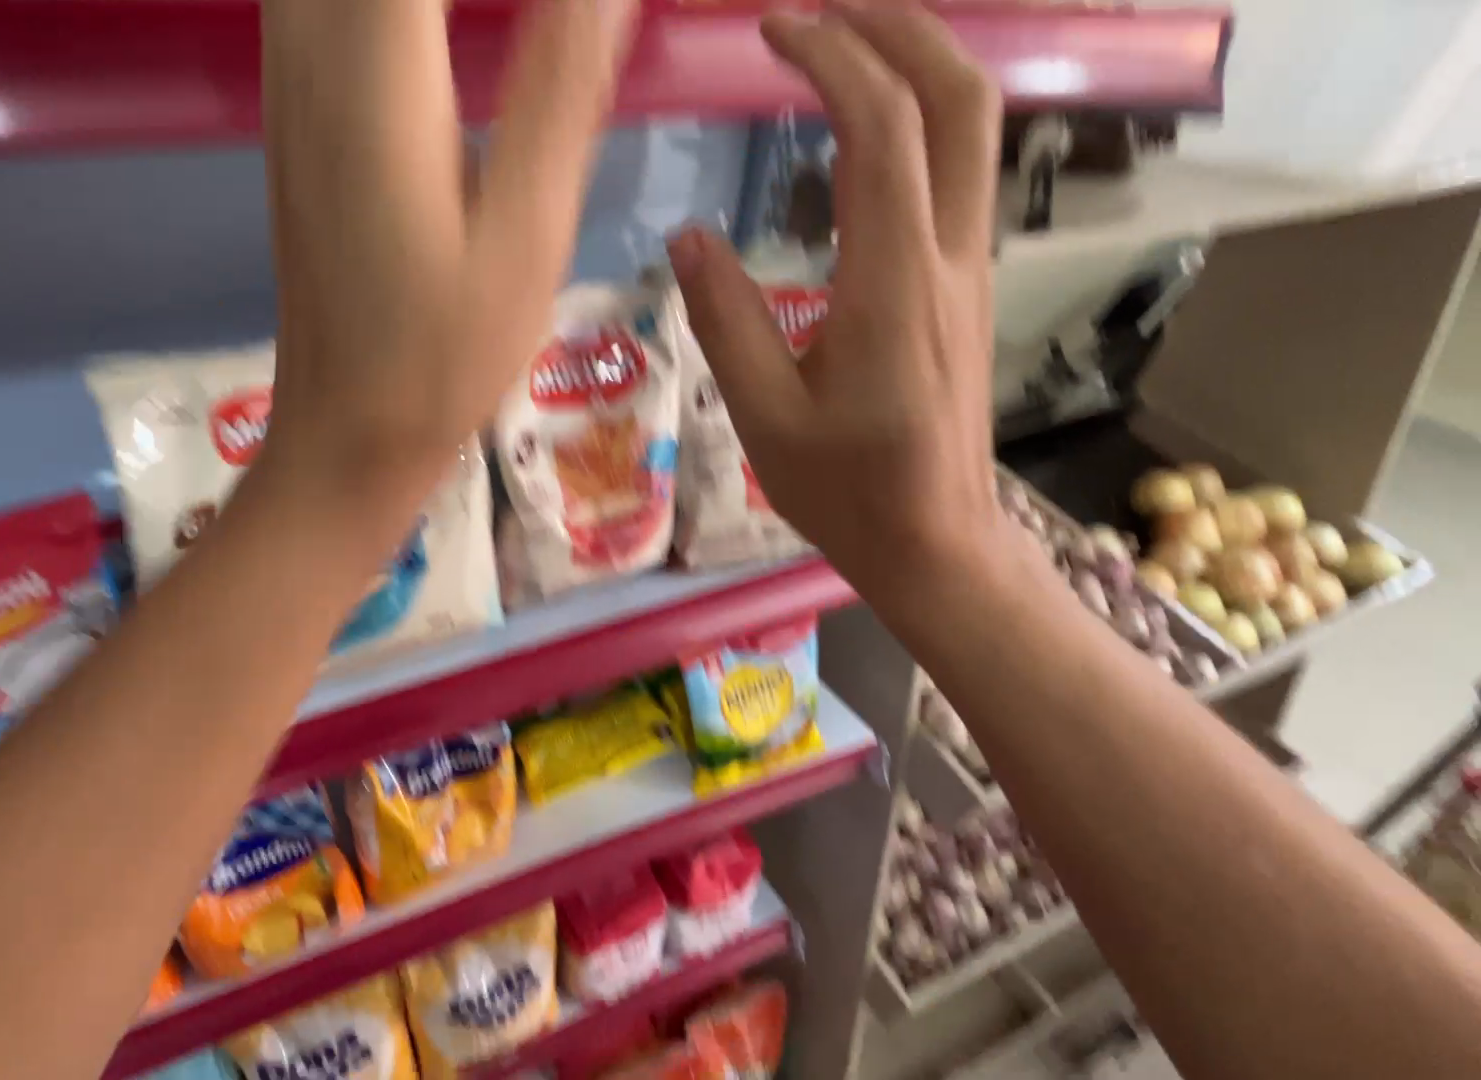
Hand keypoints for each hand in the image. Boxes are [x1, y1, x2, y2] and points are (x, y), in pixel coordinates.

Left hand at [258, 0, 640, 508]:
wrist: (346, 431)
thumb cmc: (443, 356)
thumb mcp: (525, 235)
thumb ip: (559, 85)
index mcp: (376, 68)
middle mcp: (310, 45)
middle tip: (565, 19)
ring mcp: (288, 74)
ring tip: (514, 30)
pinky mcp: (293, 107)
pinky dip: (394, 2)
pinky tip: (444, 25)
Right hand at [666, 4, 1004, 603]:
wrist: (934, 540)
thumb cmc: (845, 489)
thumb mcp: (762, 416)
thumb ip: (725, 321)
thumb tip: (687, 237)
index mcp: (895, 283)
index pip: (881, 130)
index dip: (831, 58)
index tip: (772, 31)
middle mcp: (950, 256)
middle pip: (962, 100)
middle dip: (901, 28)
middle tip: (825, 9)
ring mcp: (971, 269)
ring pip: (975, 133)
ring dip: (919, 67)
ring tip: (845, 49)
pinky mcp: (967, 288)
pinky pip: (960, 177)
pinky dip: (921, 124)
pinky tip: (867, 137)